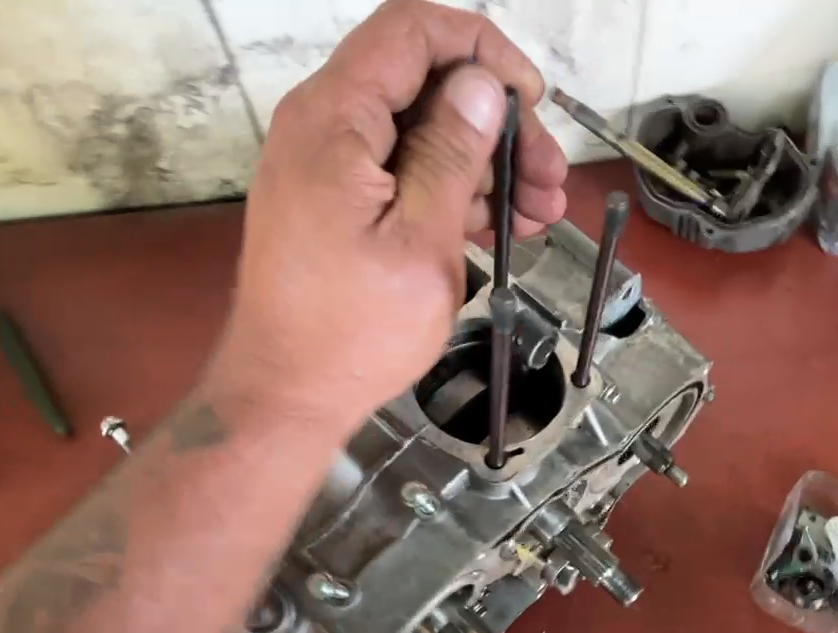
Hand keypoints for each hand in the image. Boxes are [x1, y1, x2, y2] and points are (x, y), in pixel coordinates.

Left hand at [213, 0, 568, 425]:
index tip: (532, 99)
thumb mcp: (420, 243)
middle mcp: (325, 129)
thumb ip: (451, 157)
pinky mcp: (339, 206)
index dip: (482, 51)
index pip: (413, 33)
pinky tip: (500, 227)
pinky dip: (454, 194)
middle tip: (549, 179)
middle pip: (425, 88)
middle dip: (498, 125)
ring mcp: (331, 170)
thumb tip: (482, 88)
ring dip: (486, 166)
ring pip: (422, 136)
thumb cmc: (352, 333)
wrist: (288, 391)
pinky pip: (404, 176)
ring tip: (538, 213)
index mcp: (336, 122)